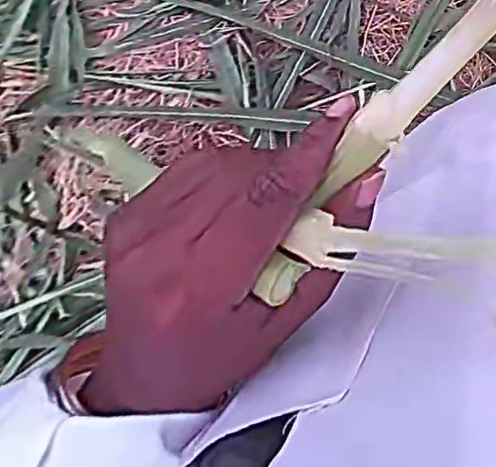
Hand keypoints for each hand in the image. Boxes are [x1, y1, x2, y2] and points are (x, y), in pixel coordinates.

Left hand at [82, 96, 380, 415]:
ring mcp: (136, 227)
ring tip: (264, 207)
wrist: (141, 380)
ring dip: (260, 168)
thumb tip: (368, 178)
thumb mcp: (292, 314)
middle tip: (312, 184)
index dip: (311, 151)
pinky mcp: (126, 211)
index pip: (268, 197)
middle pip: (250, 171)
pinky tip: (232, 203)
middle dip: (291, 166)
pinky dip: (229, 171)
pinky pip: (199, 162)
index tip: (343, 115)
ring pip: (226, 158)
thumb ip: (336, 243)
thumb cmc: (222, 353)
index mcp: (202, 287)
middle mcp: (160, 251)